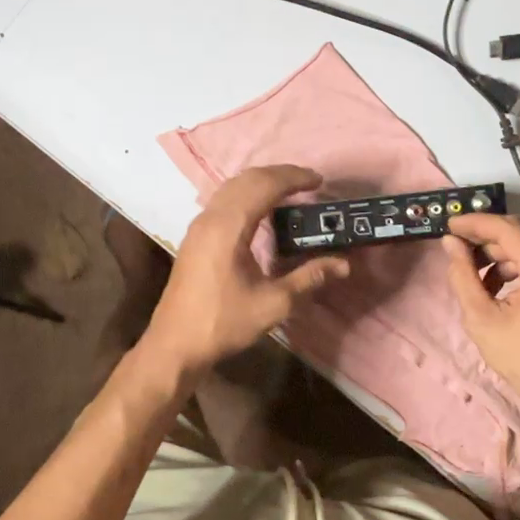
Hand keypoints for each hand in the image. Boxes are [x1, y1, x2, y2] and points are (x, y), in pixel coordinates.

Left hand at [140, 165, 348, 375]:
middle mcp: (211, 218)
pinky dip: (247, 195)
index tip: (319, 181)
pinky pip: (223, 201)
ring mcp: (199, 226)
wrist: (175, 344)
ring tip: (290, 192)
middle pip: (247, 180)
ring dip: (262, 183)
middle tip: (309, 183)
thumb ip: (309, 278)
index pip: (264, 186)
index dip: (294, 178)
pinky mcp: (195, 237)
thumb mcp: (273, 303)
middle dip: (280, 175)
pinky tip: (262, 211)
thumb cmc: (223, 322)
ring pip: (232, 188)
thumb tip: (344, 264)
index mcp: (228, 227)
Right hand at [441, 213, 519, 443]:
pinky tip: (504, 281)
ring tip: (480, 274)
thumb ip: (463, 276)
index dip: (478, 224)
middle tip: (461, 248)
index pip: (511, 230)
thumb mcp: (482, 320)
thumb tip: (450, 242)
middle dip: (491, 236)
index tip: (451, 224)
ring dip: (507, 250)